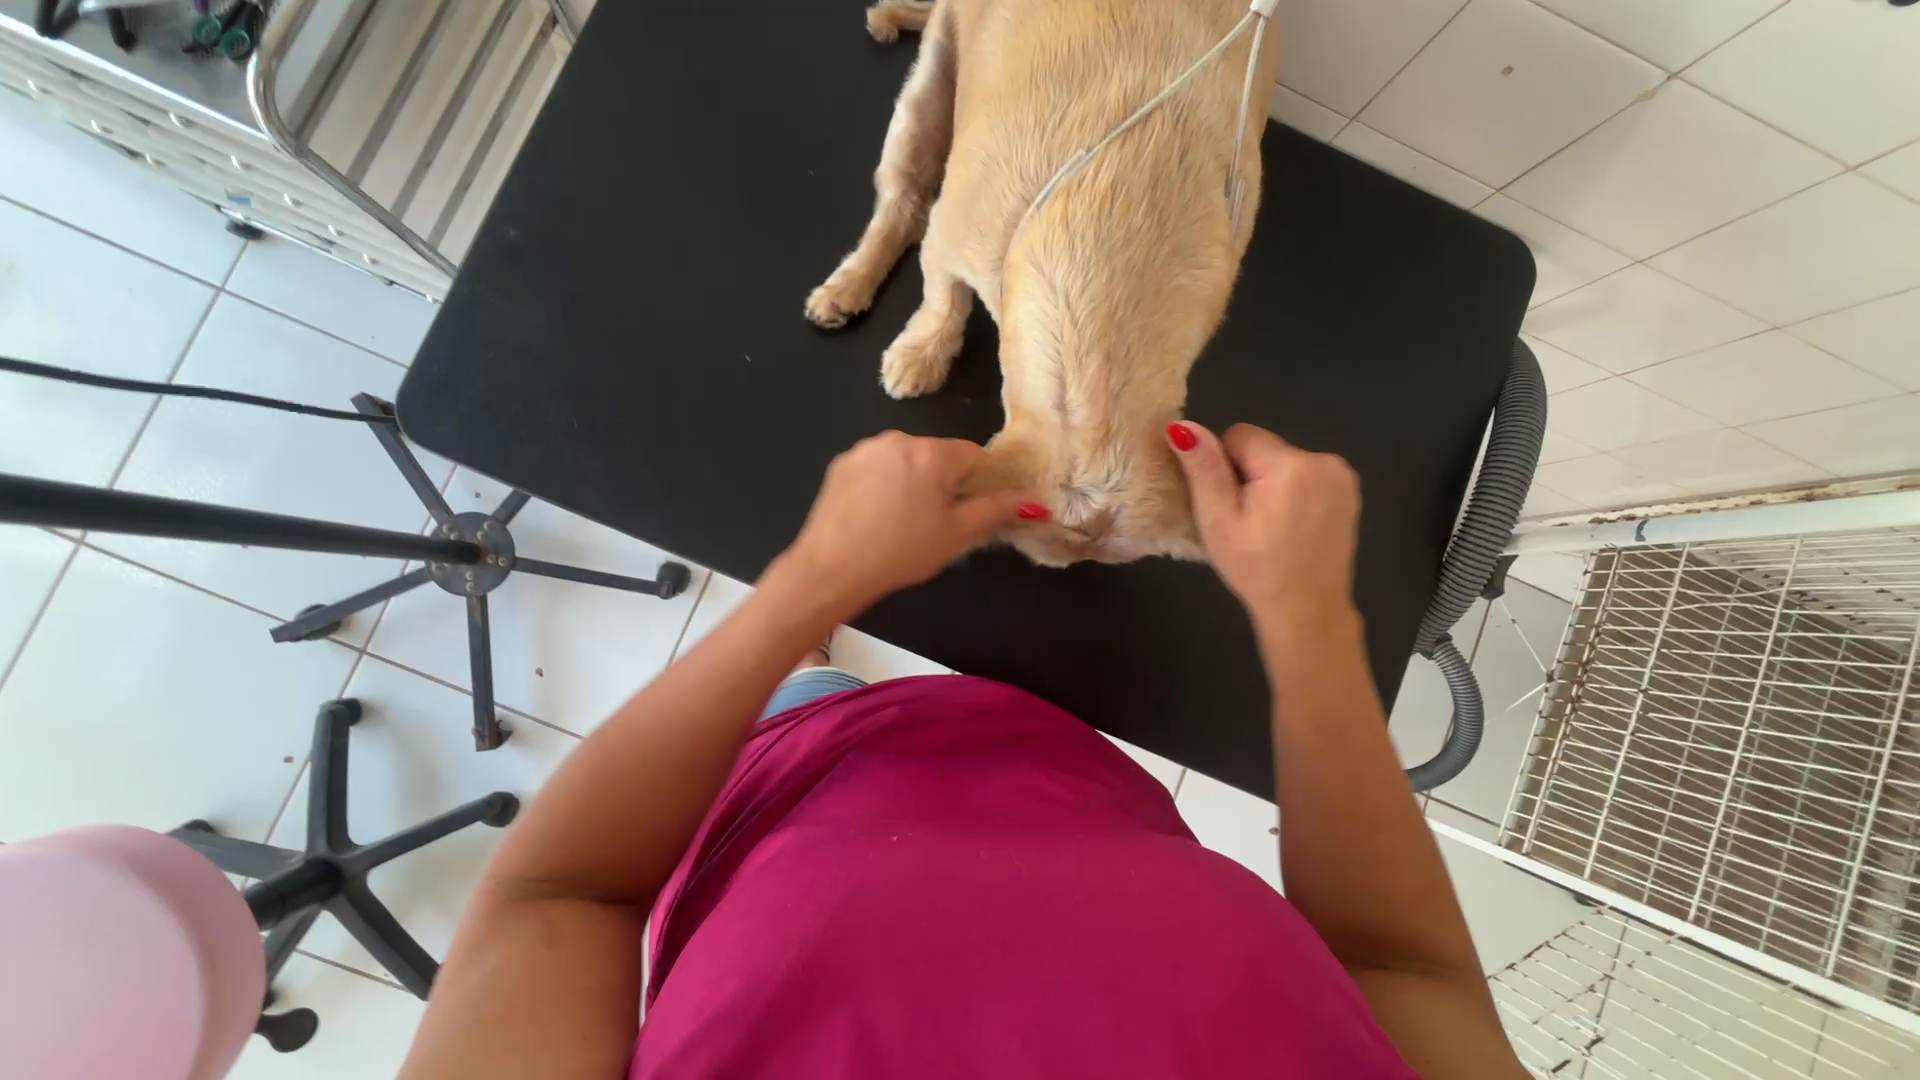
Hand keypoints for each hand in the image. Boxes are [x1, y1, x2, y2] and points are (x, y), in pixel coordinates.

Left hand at [772, 431, 1032, 615]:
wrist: (830, 569)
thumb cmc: (901, 553)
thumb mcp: (956, 535)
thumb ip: (996, 511)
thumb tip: (1034, 501)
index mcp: (932, 453)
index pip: (974, 455)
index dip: (977, 484)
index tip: (967, 512)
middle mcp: (899, 439)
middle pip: (938, 456)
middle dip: (942, 483)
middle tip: (933, 524)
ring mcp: (865, 449)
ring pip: (905, 461)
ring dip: (911, 483)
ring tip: (900, 524)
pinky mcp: (841, 464)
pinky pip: (876, 468)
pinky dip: (882, 485)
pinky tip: (874, 517)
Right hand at [1167, 421, 1360, 629]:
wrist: (1307, 609)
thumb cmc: (1255, 568)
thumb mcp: (1218, 520)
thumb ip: (1203, 468)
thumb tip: (1182, 425)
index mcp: (1289, 465)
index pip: (1239, 435)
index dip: (1224, 468)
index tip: (1230, 505)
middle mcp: (1323, 460)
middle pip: (1264, 449)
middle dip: (1249, 476)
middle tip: (1247, 521)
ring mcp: (1342, 476)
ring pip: (1285, 462)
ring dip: (1272, 484)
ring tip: (1270, 526)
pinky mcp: (1350, 491)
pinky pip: (1307, 475)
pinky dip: (1294, 492)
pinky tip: (1292, 526)